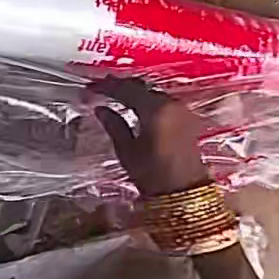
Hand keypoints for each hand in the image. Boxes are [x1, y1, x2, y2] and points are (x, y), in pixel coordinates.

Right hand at [91, 77, 212, 196]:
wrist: (185, 193)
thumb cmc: (153, 175)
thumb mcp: (127, 151)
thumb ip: (114, 125)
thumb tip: (101, 109)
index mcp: (155, 109)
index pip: (127, 90)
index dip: (107, 86)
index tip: (92, 87)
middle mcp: (171, 104)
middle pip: (142, 87)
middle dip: (121, 85)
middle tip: (102, 86)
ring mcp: (181, 110)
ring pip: (153, 92)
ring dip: (136, 92)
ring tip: (116, 94)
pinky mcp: (186, 118)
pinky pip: (163, 101)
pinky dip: (148, 100)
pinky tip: (137, 105)